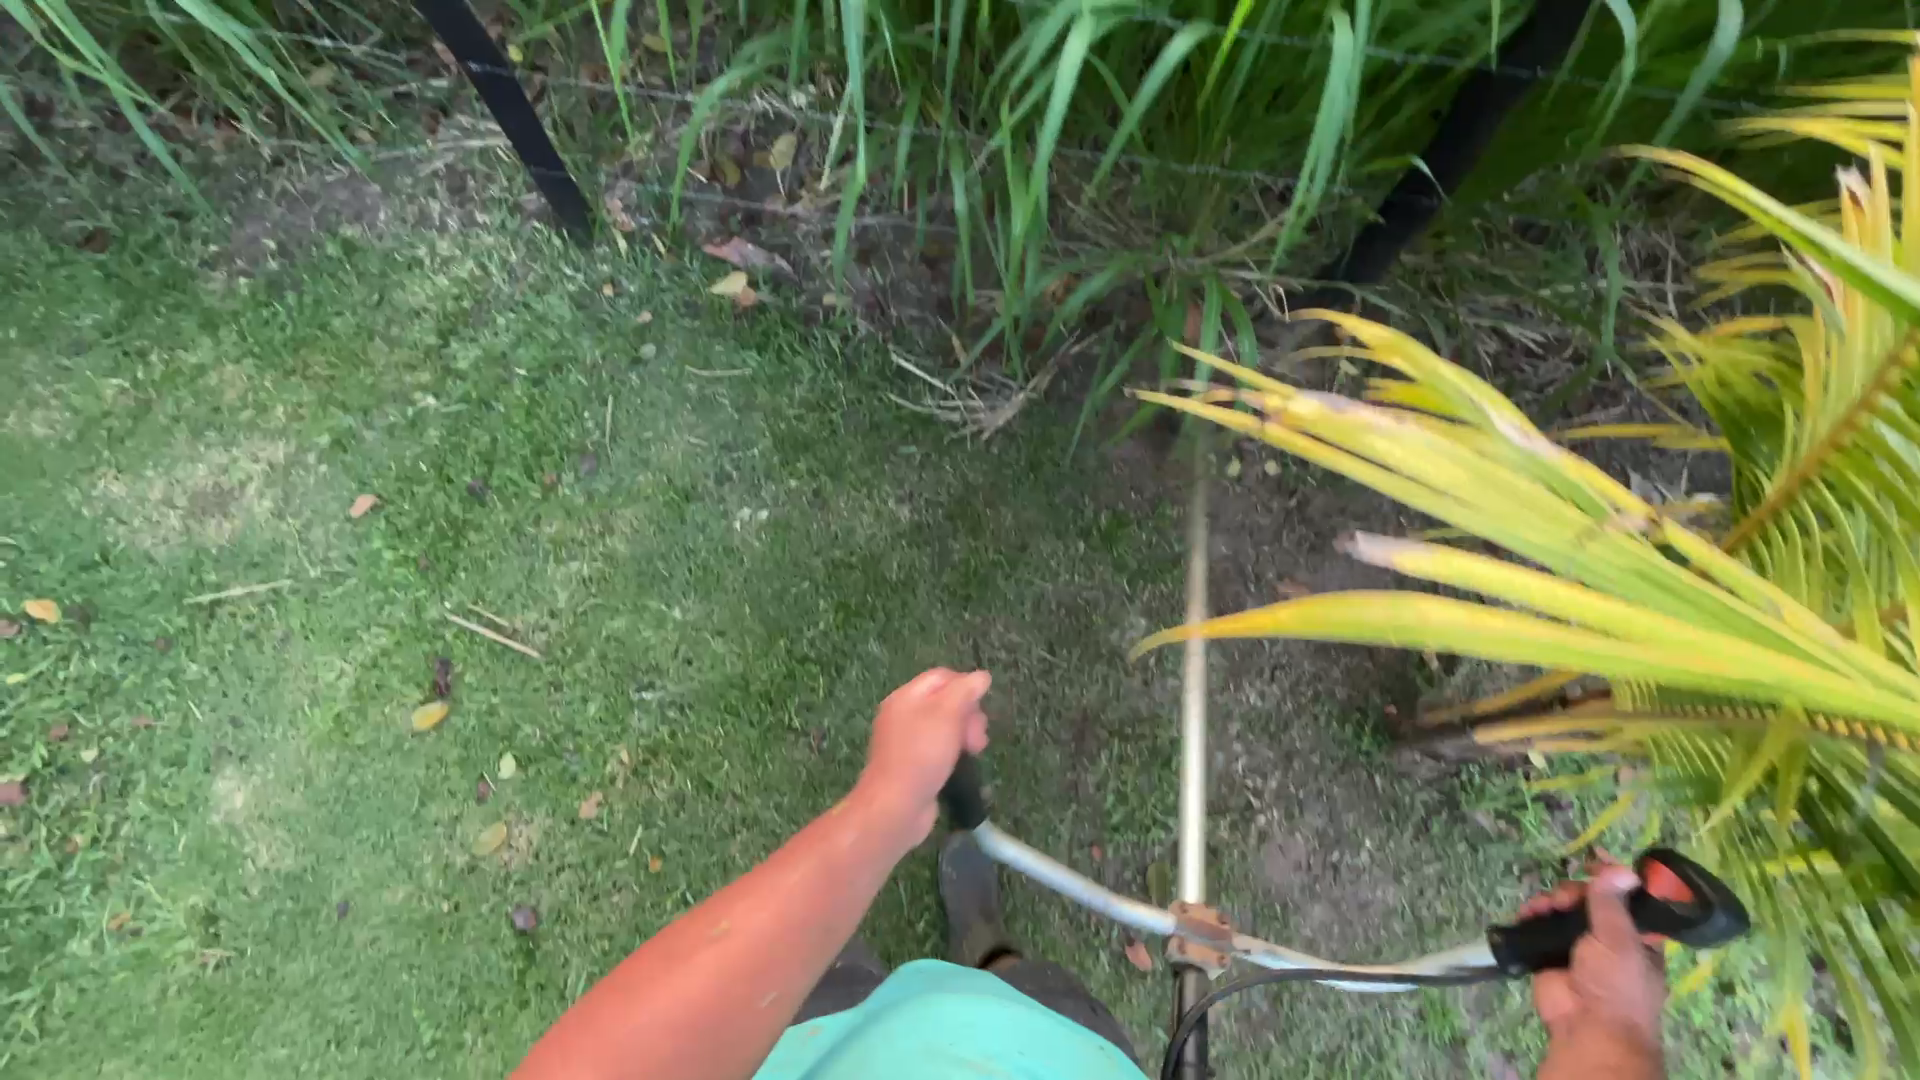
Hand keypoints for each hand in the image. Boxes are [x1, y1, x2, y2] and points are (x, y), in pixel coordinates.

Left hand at [852, 668, 990, 851]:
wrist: (896, 806)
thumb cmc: (922, 754)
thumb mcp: (947, 715)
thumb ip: (965, 691)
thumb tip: (982, 676)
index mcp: (906, 697)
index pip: (941, 677)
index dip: (966, 686)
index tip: (982, 708)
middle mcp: (903, 715)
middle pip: (945, 701)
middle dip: (968, 714)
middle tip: (978, 737)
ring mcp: (907, 741)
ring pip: (944, 726)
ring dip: (965, 734)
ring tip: (975, 751)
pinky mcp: (913, 764)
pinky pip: (938, 748)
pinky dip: (954, 751)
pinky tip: (963, 763)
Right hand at [1526, 862, 1666, 1079]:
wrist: (1587, 1025)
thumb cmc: (1616, 986)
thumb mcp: (1619, 941)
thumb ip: (1612, 904)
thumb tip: (1621, 869)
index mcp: (1638, 937)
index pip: (1628, 898)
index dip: (1613, 876)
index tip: (1594, 857)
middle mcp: (1609, 938)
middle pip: (1588, 898)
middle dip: (1572, 891)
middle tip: (1563, 899)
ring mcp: (1578, 945)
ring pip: (1562, 909)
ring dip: (1548, 901)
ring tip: (1540, 909)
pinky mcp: (1550, 951)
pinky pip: (1540, 924)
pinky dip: (1531, 915)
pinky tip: (1526, 914)